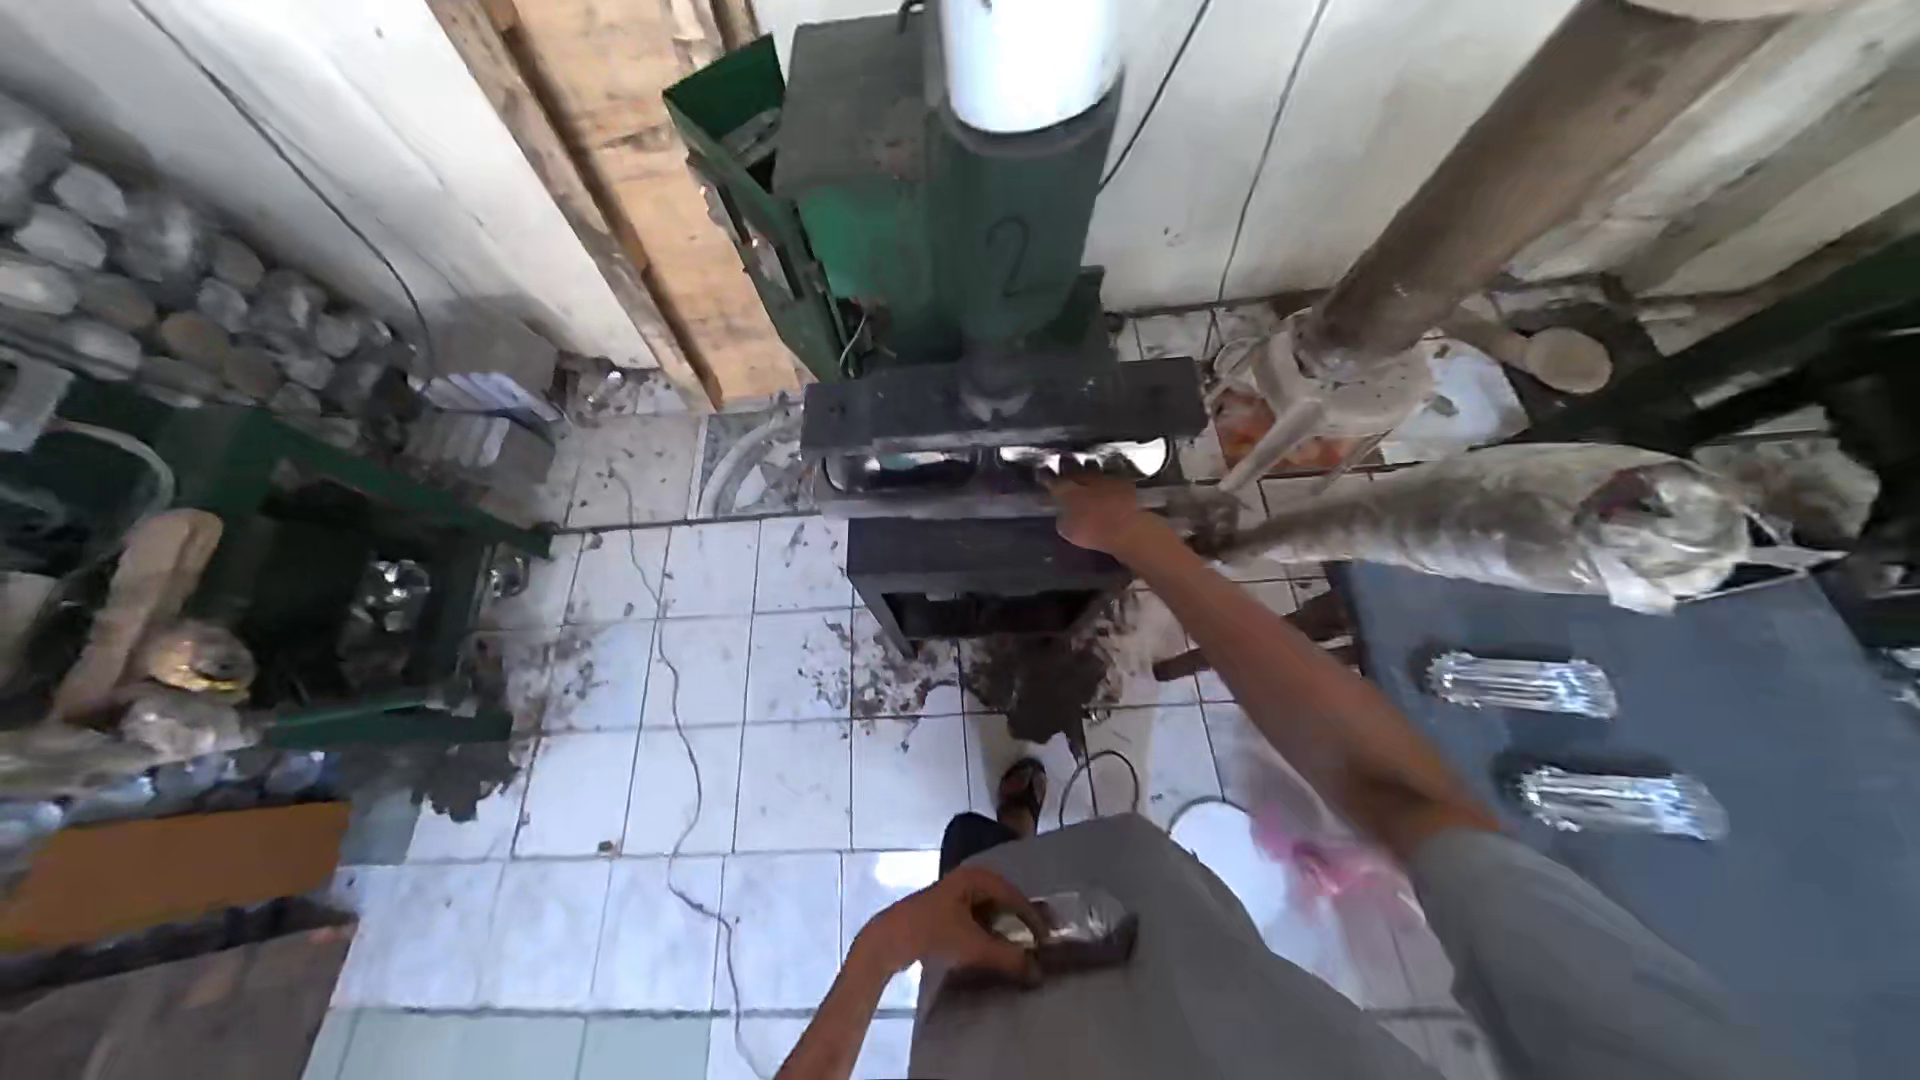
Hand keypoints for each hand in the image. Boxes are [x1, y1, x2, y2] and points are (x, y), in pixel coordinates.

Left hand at [853, 865, 1045, 984]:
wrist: (889, 940)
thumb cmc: (932, 934)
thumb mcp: (973, 947)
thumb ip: (1008, 958)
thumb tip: (1038, 973)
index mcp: (976, 876)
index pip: (1014, 895)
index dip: (1033, 918)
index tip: (1048, 941)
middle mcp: (968, 878)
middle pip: (1004, 900)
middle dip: (1022, 922)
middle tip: (1040, 944)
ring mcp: (956, 893)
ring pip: (991, 910)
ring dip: (1006, 929)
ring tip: (1023, 949)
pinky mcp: (947, 909)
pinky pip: (978, 918)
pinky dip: (991, 931)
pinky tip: (996, 949)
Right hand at [1041, 469, 1162, 555]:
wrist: (1130, 528)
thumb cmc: (1094, 532)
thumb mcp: (1067, 531)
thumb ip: (1062, 517)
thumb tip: (1062, 513)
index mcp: (1065, 490)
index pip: (1049, 478)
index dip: (1044, 476)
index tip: (1042, 475)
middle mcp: (1083, 477)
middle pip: (1070, 464)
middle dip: (1064, 464)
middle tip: (1062, 464)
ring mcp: (1104, 475)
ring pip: (1091, 463)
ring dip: (1086, 464)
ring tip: (1084, 465)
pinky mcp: (1123, 478)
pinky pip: (1111, 468)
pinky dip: (1108, 470)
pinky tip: (1107, 473)